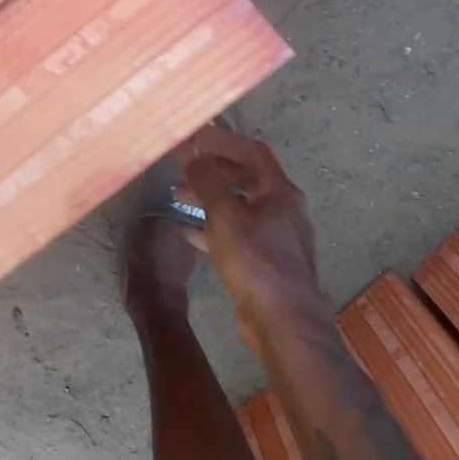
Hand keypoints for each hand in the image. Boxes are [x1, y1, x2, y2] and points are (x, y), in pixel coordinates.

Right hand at [176, 127, 321, 333]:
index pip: (252, 152)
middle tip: (181, 167)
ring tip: (176, 197)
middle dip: (211, 170)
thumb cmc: (255, 262)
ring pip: (237, 207)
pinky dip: (211, 227)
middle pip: (244, 178)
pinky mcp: (264, 262)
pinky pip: (235, 234)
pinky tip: (187, 231)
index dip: (223, 140)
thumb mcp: (225, 215)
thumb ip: (207, 180)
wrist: (282, 323)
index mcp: (279, 193)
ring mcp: (274, 238)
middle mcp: (281, 210)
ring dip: (207, 198)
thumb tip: (191, 151)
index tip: (194, 136)